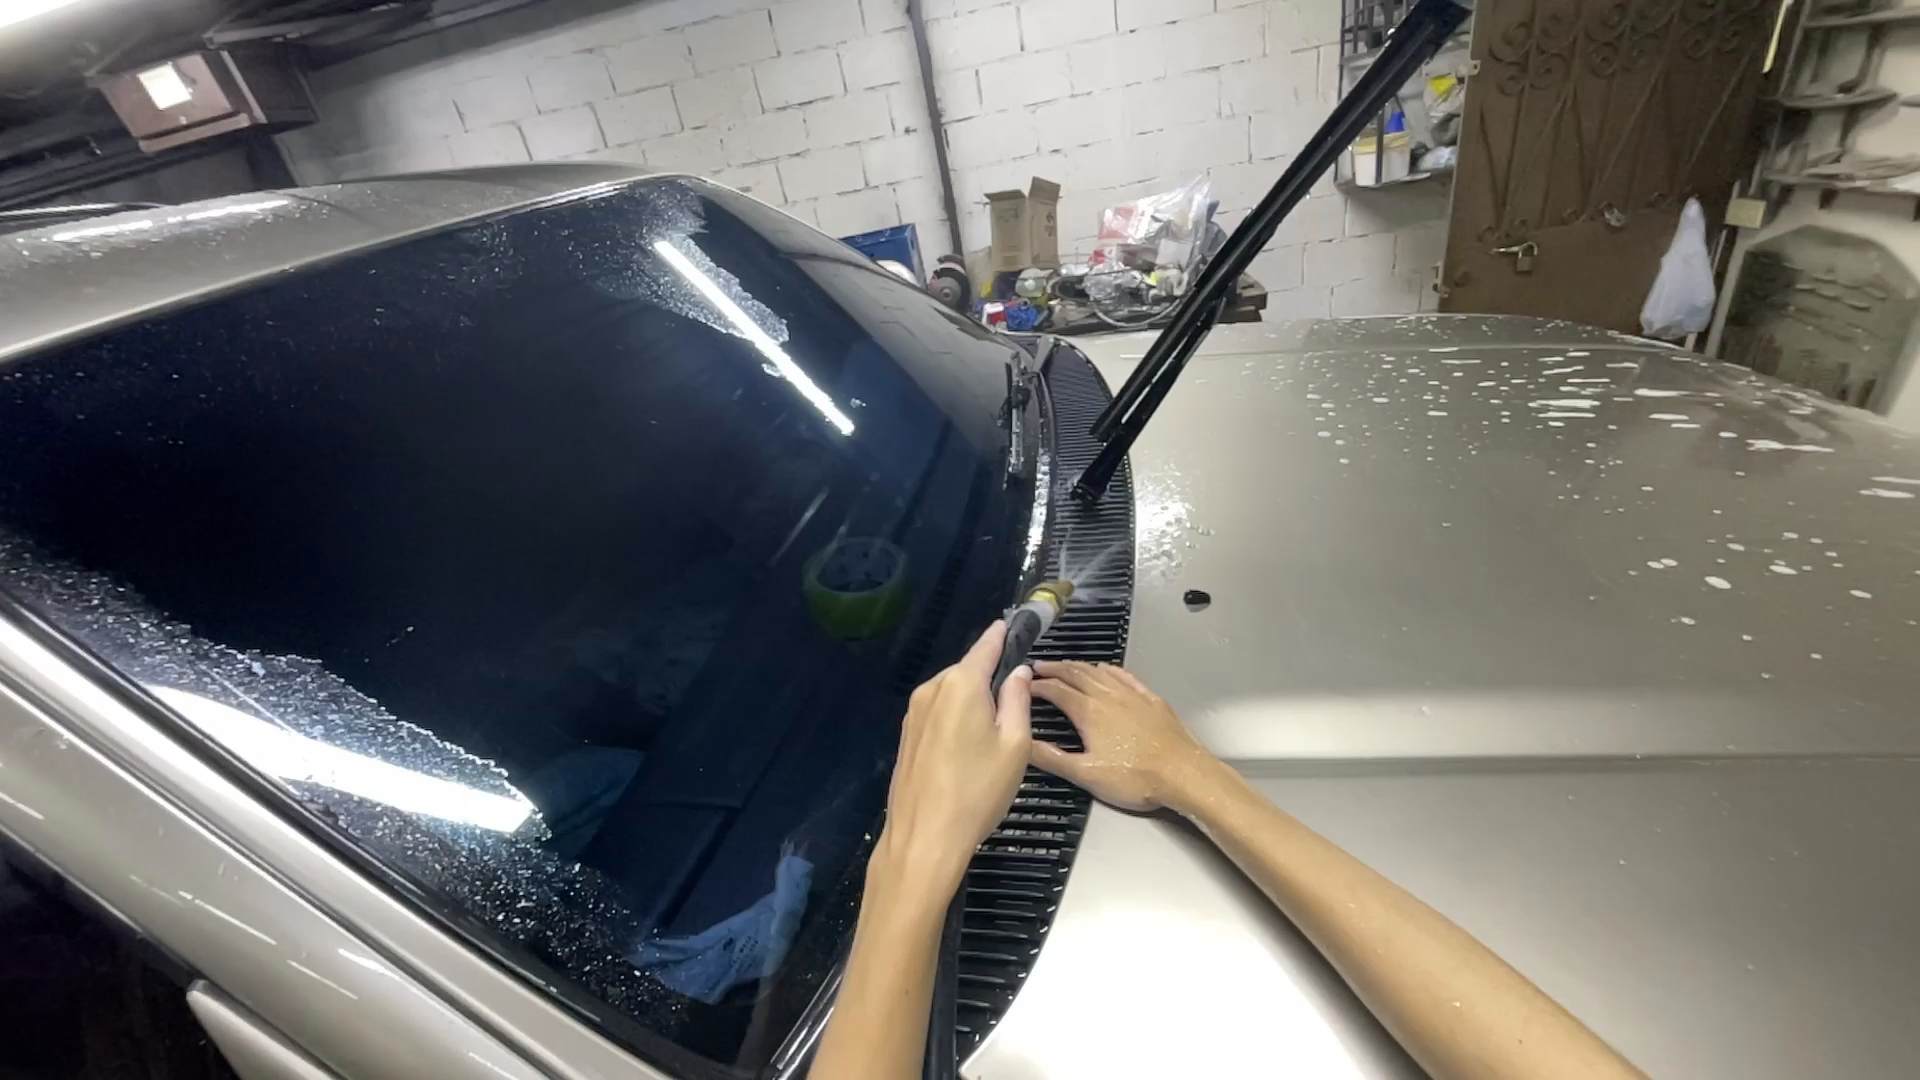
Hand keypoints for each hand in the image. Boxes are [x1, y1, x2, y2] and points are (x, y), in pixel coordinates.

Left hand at [879, 621, 1033, 890]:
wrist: (924, 838)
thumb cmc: (978, 790)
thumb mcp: (1015, 745)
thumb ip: (1018, 700)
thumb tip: (1019, 673)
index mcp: (960, 684)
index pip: (985, 646)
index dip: (1002, 635)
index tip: (1014, 624)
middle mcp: (932, 689)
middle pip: (968, 671)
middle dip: (990, 678)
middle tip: (1015, 706)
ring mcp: (914, 712)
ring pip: (952, 693)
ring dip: (972, 702)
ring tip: (992, 738)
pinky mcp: (906, 735)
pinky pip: (938, 712)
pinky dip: (956, 718)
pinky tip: (967, 750)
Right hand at [1029, 661, 1216, 812]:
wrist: (1184, 774)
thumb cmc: (1137, 779)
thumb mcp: (1087, 775)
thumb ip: (1052, 759)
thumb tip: (1024, 745)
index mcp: (1089, 712)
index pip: (1056, 690)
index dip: (1037, 686)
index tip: (1025, 684)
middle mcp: (1108, 697)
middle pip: (1075, 674)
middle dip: (1054, 668)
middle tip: (1039, 666)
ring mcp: (1131, 695)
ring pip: (1099, 672)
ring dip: (1078, 666)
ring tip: (1066, 665)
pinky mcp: (1151, 700)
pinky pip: (1125, 676)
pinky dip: (1110, 669)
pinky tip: (1107, 668)